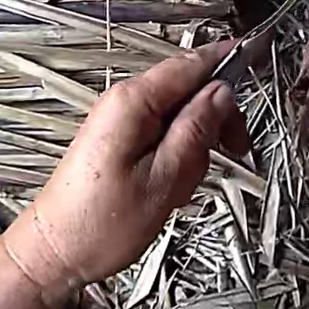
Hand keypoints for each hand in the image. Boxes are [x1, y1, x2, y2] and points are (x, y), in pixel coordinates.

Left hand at [1, 42, 247, 302]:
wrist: (51, 254)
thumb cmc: (102, 225)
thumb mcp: (163, 180)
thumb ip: (196, 130)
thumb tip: (223, 91)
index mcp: (133, 101)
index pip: (191, 63)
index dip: (226, 58)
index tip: (257, 54)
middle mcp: (125, 100)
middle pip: (188, 87)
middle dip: (216, 116)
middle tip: (235, 151)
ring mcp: (121, 117)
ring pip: (180, 111)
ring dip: (197, 140)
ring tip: (189, 181)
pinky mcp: (120, 136)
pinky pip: (163, 129)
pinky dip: (179, 150)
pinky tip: (174, 183)